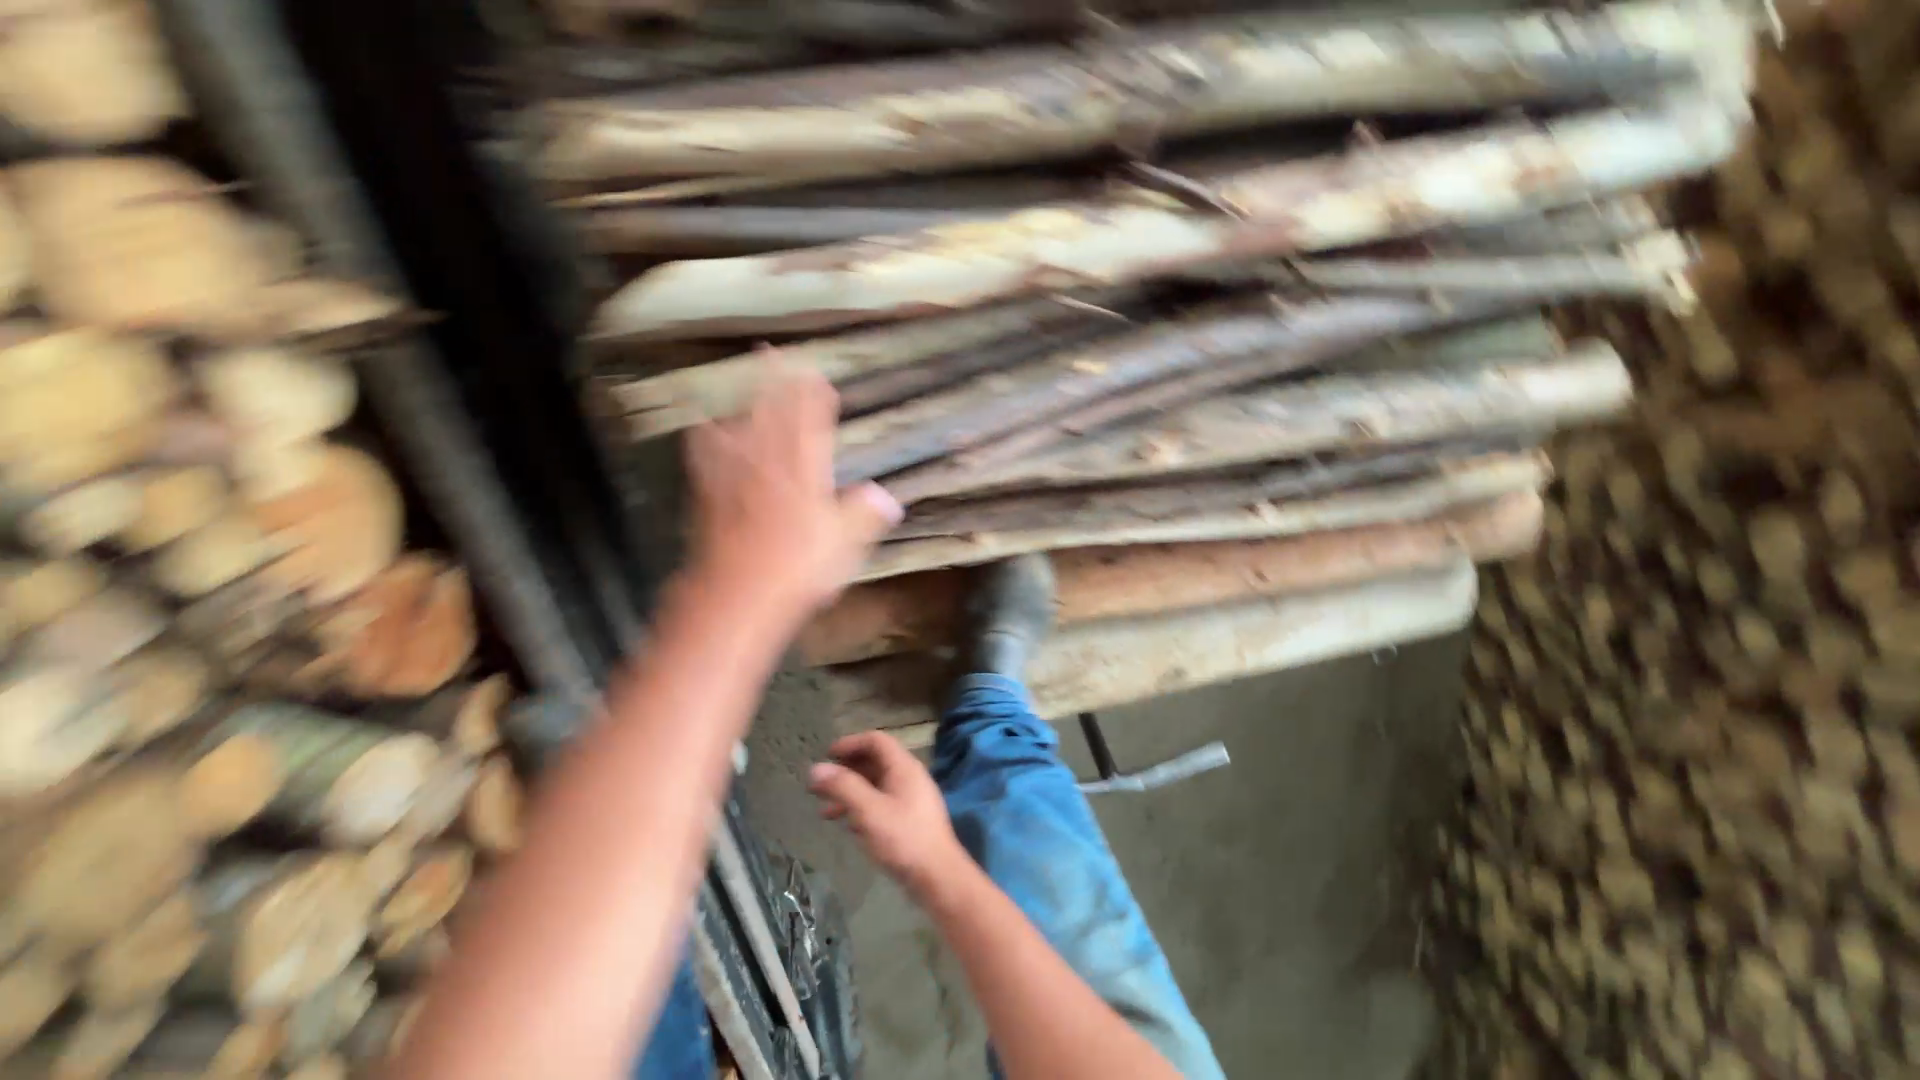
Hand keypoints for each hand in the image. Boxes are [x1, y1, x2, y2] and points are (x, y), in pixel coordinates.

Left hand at [684, 363, 901, 615]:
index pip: (811, 423)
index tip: (815, 374)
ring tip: (742, 377)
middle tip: (771, 349)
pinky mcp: (711, 494)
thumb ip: (864, 515)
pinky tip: (701, 428)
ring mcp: (736, 477)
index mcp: (806, 472)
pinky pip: (707, 456)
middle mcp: (769, 465)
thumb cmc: (797, 569)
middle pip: (771, 413)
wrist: (737, 593)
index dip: (813, 396)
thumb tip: (887, 497)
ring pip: (740, 426)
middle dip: (773, 380)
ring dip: (743, 400)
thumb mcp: (844, 545)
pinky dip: (707, 438)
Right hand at [809, 732, 971, 901]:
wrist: (938, 877)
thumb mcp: (869, 811)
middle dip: (846, 771)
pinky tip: (847, 826)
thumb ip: (843, 787)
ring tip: (825, 811)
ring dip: (850, 793)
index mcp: (904, 768)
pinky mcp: (910, 820)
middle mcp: (910, 778)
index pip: (876, 740)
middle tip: (820, 784)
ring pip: (876, 787)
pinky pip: (882, 804)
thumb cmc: (903, 839)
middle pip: (874, 763)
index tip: (827, 756)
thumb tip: (815, 768)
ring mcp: (912, 800)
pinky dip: (862, 809)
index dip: (850, 743)